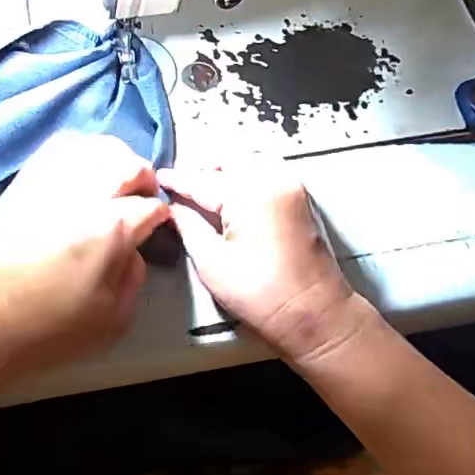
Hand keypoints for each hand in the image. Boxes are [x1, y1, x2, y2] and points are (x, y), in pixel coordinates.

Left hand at [0, 132, 170, 393]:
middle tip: (139, 198)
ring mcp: (50, 182)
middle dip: (142, 177)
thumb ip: (135, 276)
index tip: (156, 225)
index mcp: (110, 229)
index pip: (150, 207)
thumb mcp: (113, 318)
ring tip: (114, 180)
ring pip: (94, 146)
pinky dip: (80, 151)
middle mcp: (83, 194)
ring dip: (113, 158)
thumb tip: (134, 250)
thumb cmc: (49, 327)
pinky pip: (59, 147)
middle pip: (126, 162)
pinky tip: (83, 170)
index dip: (159, 216)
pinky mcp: (23, 181)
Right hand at [158, 159, 370, 363]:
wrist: (315, 314)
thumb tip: (174, 208)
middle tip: (182, 187)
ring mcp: (291, 186)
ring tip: (206, 191)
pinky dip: (246, 177)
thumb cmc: (260, 294)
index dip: (177, 180)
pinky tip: (232, 197)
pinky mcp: (301, 199)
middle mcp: (273, 179)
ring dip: (227, 170)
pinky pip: (267, 173)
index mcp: (249, 192)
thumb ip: (188, 226)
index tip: (158, 178)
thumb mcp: (211, 262)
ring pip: (250, 162)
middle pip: (229, 160)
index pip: (203, 180)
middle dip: (203, 169)